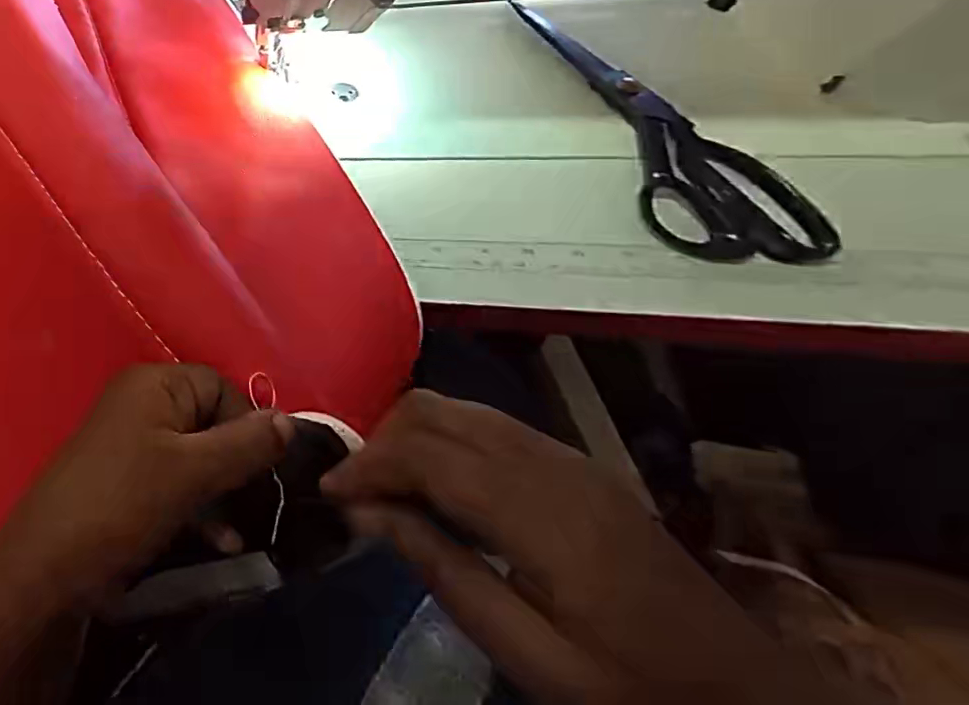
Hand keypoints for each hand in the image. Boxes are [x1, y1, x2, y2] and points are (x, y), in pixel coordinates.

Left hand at [0, 366, 291, 704]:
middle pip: (210, 423)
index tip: (262, 468)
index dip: (245, 424)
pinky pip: (178, 483)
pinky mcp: (130, 480)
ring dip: (224, 496)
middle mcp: (143, 404)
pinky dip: (201, 509)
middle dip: (237, 466)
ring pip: (198, 458)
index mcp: (154, 384)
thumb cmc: (125, 500)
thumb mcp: (192, 471)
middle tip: (257, 505)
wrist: (54, 560)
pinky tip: (220, 545)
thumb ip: (243, 444)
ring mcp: (134, 442)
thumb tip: (288, 419)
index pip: (219, 386)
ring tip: (238, 536)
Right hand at [322, 390, 843, 704]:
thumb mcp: (532, 655)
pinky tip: (436, 480)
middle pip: (433, 411)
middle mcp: (549, 464)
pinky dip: (440, 436)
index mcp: (541, 512)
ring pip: (455, 407)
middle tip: (355, 488)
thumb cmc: (635, 685)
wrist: (754, 697)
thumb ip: (442, 571)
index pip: (424, 453)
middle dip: (379, 440)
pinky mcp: (574, 463)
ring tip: (385, 482)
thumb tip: (364, 513)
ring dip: (407, 433)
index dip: (365, 463)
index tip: (327, 491)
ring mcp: (565, 457)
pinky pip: (484, 423)